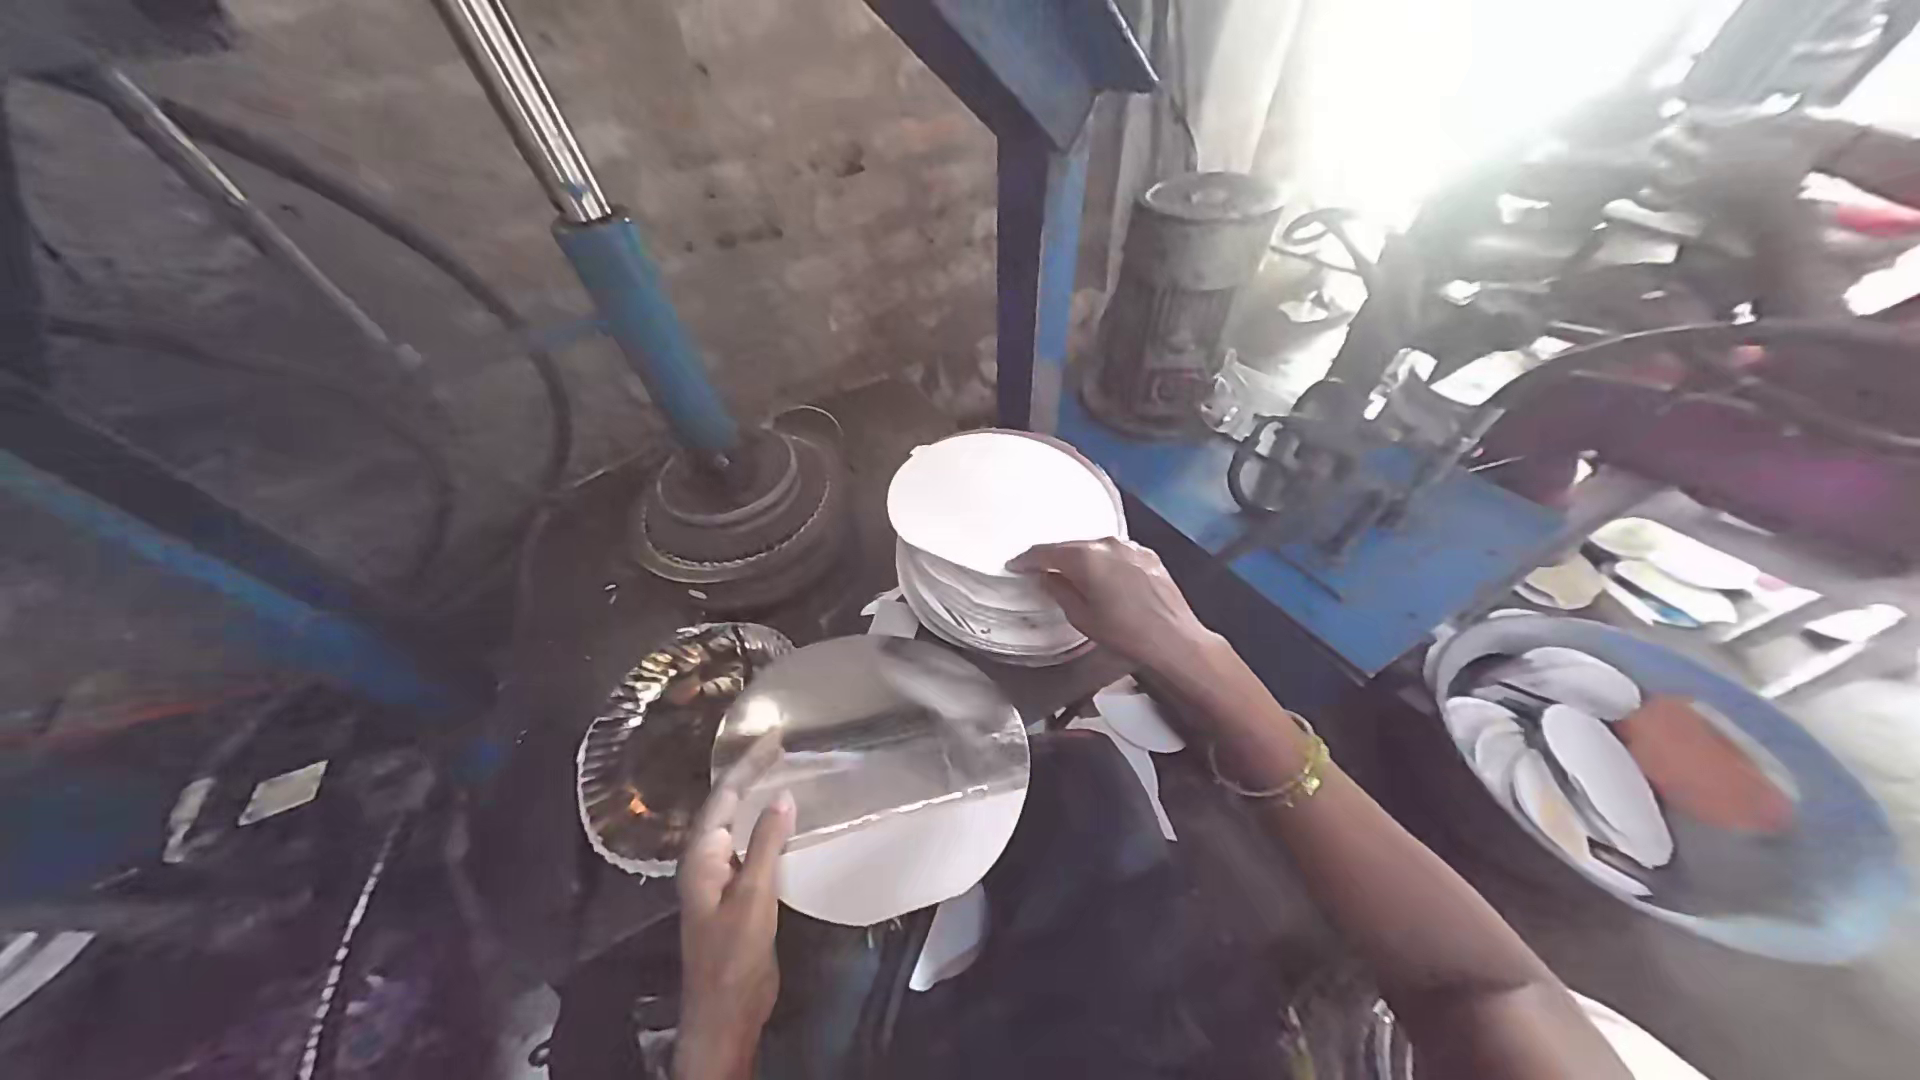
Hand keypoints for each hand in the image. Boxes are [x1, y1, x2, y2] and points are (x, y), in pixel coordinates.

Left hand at [674, 735, 794, 1079]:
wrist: (724, 1014)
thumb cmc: (734, 955)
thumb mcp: (753, 897)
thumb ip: (765, 844)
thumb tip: (783, 795)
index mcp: (701, 856)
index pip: (725, 796)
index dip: (749, 764)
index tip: (776, 738)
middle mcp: (706, 859)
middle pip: (728, 803)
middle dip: (752, 771)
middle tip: (783, 745)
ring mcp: (719, 874)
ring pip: (738, 821)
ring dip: (758, 793)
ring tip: (784, 768)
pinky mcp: (735, 889)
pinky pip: (750, 842)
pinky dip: (766, 821)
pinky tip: (785, 817)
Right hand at [1010, 538, 1220, 670]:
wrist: (1174, 639)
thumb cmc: (1124, 632)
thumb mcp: (1081, 616)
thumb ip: (1059, 590)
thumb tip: (1048, 576)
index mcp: (1085, 557)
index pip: (1045, 552)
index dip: (1026, 560)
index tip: (1015, 566)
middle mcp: (1107, 544)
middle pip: (1071, 546)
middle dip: (1053, 558)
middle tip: (1038, 570)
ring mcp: (1130, 547)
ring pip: (1095, 548)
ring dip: (1080, 559)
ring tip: (1070, 575)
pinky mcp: (1148, 556)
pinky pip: (1116, 554)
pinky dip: (1103, 562)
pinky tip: (1102, 577)